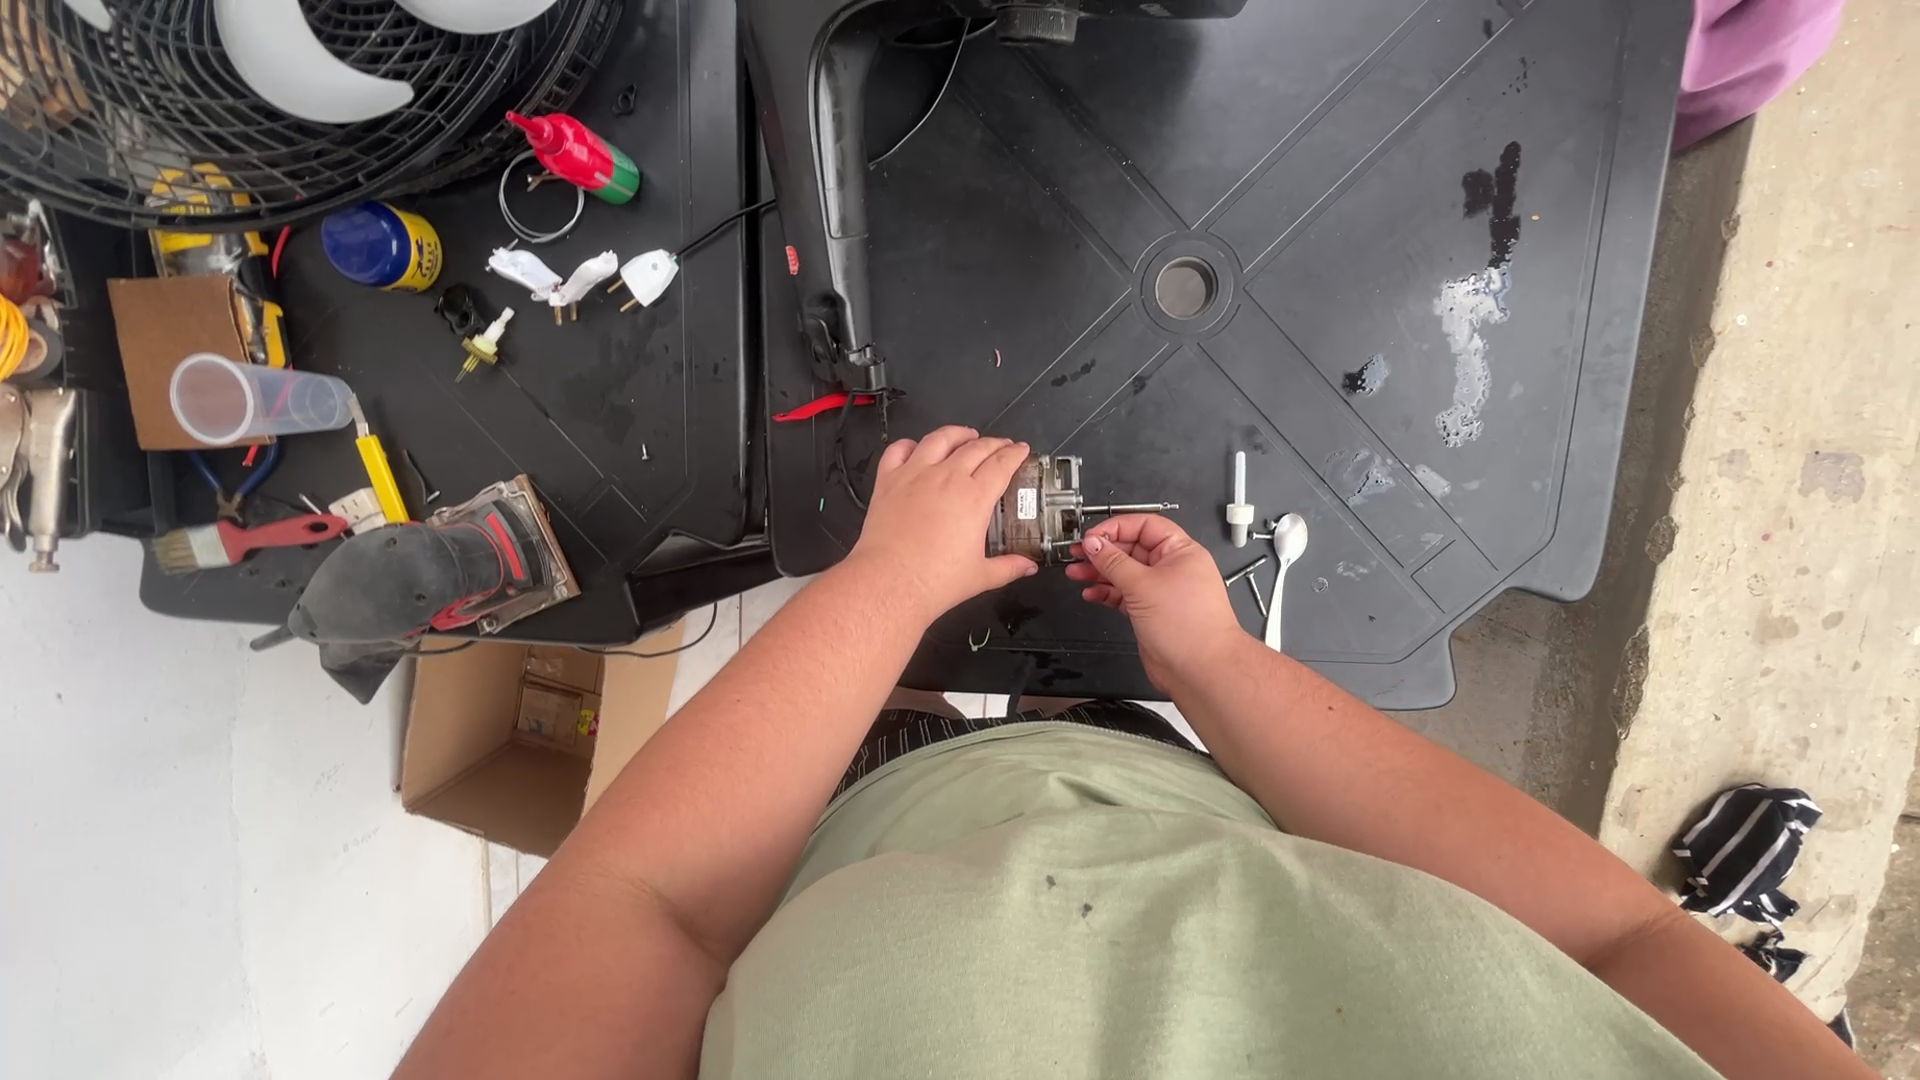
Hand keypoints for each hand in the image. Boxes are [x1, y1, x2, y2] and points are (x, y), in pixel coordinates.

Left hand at [842, 426, 1037, 624]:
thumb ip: (1009, 567)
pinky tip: (916, 447)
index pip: (1001, 463)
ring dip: (956, 433)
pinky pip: (898, 450)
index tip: (1020, 450)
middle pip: (975, 447)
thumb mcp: (981, 576)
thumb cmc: (932, 580)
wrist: (890, 582)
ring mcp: (915, 475)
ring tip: (965, 435)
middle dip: (993, 442)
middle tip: (1001, 445)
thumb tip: (1026, 566)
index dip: (1014, 453)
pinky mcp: (888, 481)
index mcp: (973, 498)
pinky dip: (909, 444)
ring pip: (939, 439)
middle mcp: (945, 478)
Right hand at [1064, 514, 1244, 691]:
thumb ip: (1114, 562)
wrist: (1200, 669)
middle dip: (1103, 551)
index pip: (1144, 526)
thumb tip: (1095, 543)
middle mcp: (1172, 568)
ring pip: (1124, 573)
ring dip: (1099, 572)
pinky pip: (1124, 594)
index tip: (1093, 537)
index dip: (1116, 528)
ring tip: (1077, 572)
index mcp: (1180, 551)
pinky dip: (1106, 593)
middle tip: (1078, 554)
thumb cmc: (1191, 627)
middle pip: (1131, 549)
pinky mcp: (1150, 611)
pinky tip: (1091, 593)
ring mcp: (1161, 591)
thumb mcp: (1143, 585)